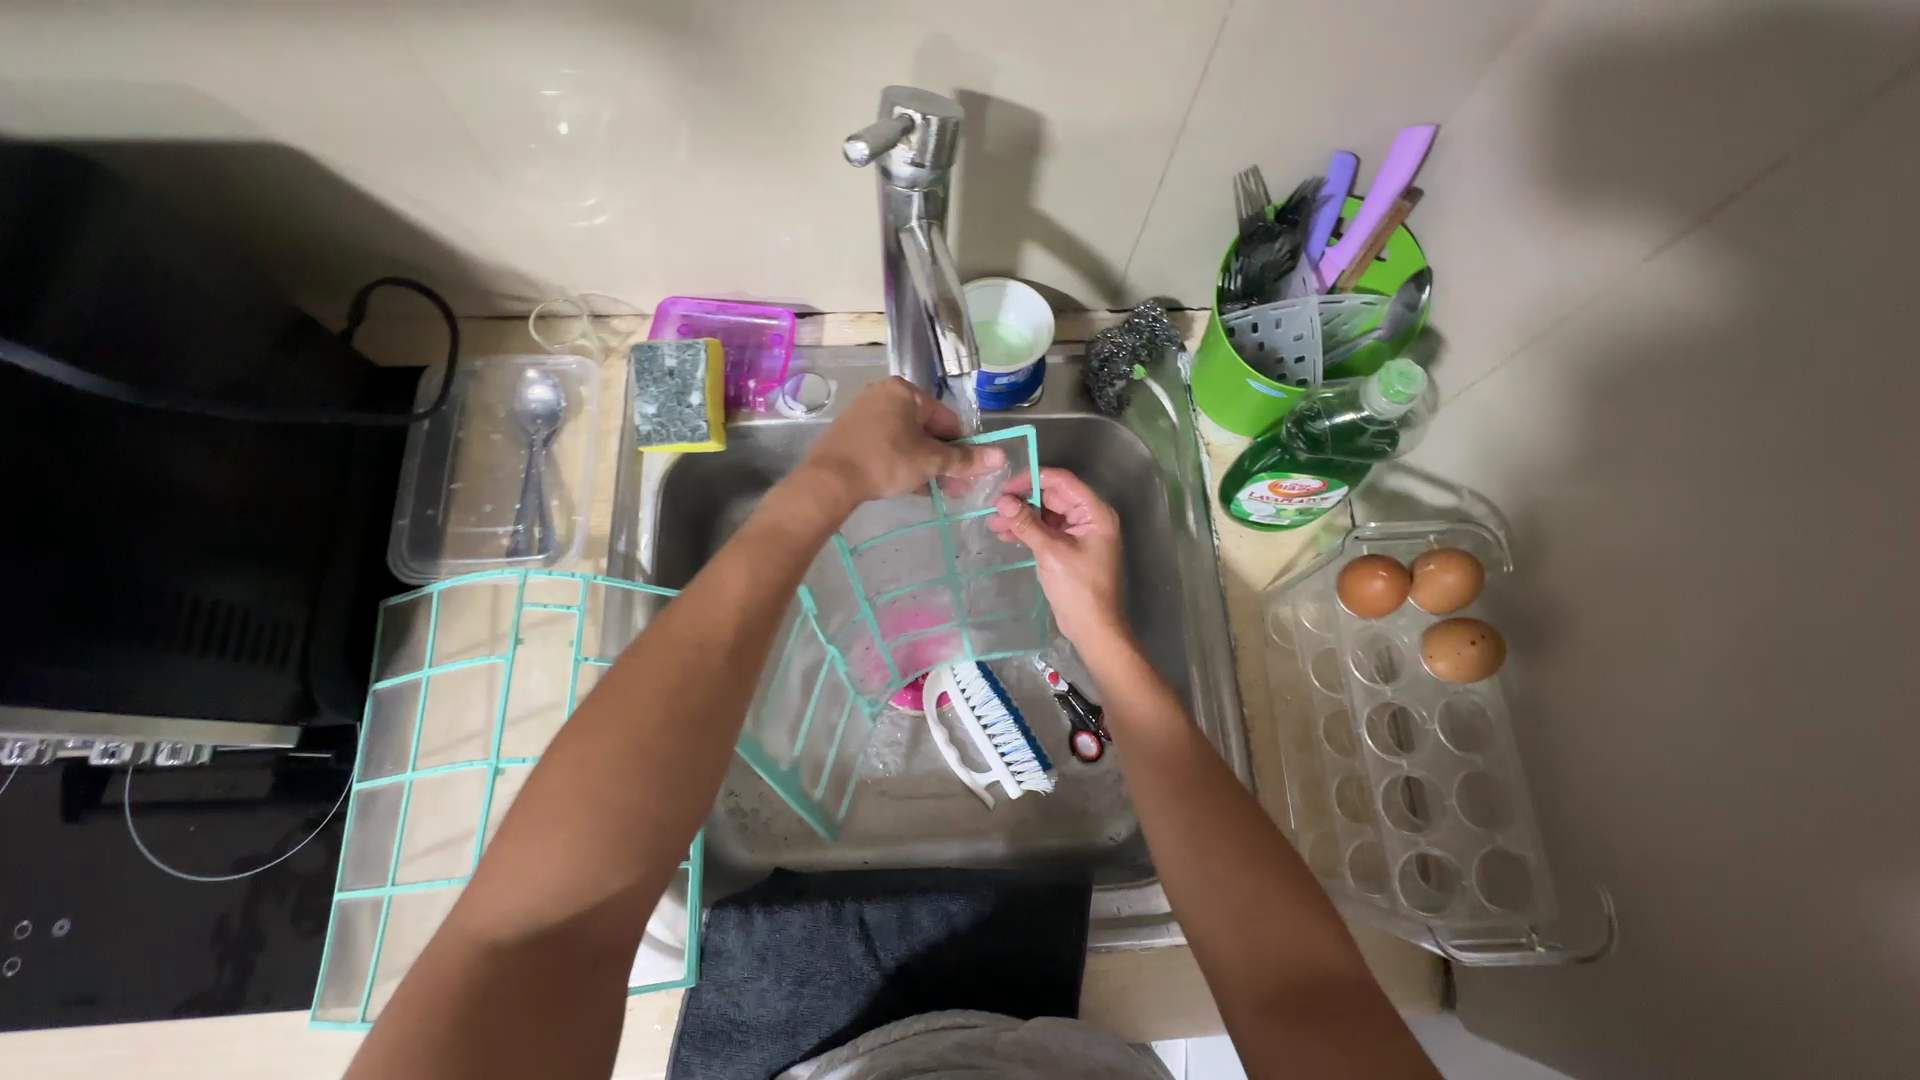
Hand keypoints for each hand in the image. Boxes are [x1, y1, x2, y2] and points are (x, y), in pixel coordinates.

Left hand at [798, 377, 1004, 505]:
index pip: (947, 419)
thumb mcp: (930, 462)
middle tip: (952, 487)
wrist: (830, 479)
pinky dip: (900, 462)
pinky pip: (886, 445)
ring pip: (906, 439)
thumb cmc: (886, 461)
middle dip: (941, 459)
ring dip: (923, 464)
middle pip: (926, 429)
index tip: (966, 473)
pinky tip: (907, 486)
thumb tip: (1001, 456)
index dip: (961, 447)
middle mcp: (883, 394)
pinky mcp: (851, 433)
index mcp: (905, 391)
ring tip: (931, 490)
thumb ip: (966, 459)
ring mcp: (864, 412)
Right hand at [987, 467, 1127, 648]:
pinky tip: (1006, 535)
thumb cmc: (1078, 588)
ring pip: (1046, 515)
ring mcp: (1079, 534)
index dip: (1033, 479)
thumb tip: (1002, 502)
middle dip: (1023, 501)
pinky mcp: (1069, 549)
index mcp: (1095, 512)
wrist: (1093, 627)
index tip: (1005, 488)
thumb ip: (1027, 524)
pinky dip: (1028, 532)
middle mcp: (1089, 518)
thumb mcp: (1050, 552)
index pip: (1062, 481)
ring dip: (1022, 518)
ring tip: (994, 524)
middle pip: (1053, 497)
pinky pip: (1046, 531)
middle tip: (994, 508)